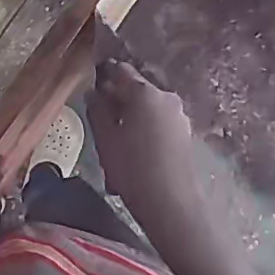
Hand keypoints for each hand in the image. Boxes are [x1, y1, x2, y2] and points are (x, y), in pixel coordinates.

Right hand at [88, 59, 202, 222]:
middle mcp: (166, 97)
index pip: (120, 70)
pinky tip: (132, 148)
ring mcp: (179, 116)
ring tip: (114, 137)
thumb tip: (94, 93)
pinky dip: (143, 127)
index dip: (103, 74)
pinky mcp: (184, 133)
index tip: (90, 83)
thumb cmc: (131, 168)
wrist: (171, 204)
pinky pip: (158, 121)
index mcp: (145, 93)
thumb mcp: (105, 138)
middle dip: (117, 97)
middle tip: (98, 113)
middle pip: (136, 89)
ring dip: (130, 114)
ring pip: (147, 107)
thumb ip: (97, 110)